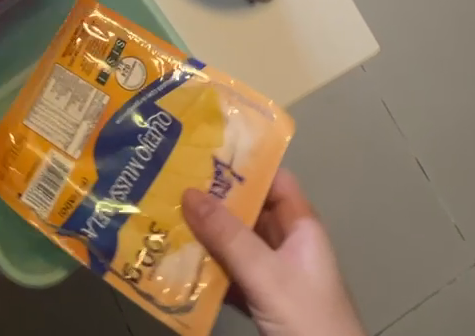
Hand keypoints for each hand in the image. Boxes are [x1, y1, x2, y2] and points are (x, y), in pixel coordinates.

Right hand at [182, 169, 366, 335]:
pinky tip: (178, 266)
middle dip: (213, 200)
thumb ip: (228, 235)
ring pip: (236, 243)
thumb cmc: (308, 322)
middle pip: (249, 210)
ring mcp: (276, 276)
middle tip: (171, 186)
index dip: (244, 166)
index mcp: (301, 228)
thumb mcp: (266, 275)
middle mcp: (288, 245)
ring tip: (166, 220)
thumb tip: (187, 192)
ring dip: (206, 236)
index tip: (203, 156)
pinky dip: (208, 269)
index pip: (274, 180)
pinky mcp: (263, 303)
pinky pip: (231, 274)